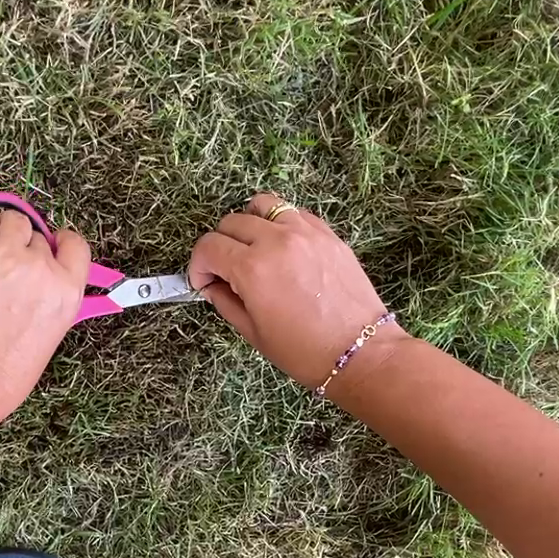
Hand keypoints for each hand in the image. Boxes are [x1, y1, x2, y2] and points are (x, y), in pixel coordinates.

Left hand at [0, 206, 90, 425]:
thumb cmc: (0, 378)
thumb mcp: (47, 339)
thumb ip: (50, 301)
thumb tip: (40, 279)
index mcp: (66, 294)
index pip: (75, 247)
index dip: (60, 244)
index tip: (50, 246)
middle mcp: (40, 269)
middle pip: (38, 236)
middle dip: (25, 249)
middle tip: (7, 272)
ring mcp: (2, 256)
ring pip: (11, 222)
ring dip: (3, 234)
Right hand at [189, 193, 404, 394]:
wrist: (360, 352)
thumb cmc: (304, 351)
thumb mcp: (253, 333)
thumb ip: (225, 301)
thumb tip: (212, 286)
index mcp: (252, 269)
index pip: (208, 247)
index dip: (198, 266)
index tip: (203, 282)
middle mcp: (276, 241)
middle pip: (231, 223)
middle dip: (220, 247)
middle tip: (226, 272)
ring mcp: (305, 232)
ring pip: (261, 205)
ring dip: (248, 224)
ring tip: (253, 250)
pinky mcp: (327, 233)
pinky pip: (293, 213)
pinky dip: (278, 224)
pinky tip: (281, 250)